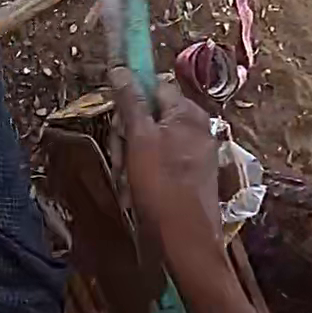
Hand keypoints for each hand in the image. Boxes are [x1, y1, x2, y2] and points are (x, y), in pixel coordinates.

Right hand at [109, 68, 225, 279]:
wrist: (186, 244)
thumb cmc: (162, 187)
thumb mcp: (140, 139)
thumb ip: (131, 102)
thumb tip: (121, 68)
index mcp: (188, 113)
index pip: (153, 86)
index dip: (131, 99)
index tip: (116, 120)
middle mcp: (196, 127)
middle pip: (149, 113)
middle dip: (127, 134)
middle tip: (120, 157)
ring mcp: (194, 152)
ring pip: (149, 139)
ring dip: (130, 156)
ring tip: (126, 180)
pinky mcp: (190, 174)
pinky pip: (159, 160)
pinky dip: (143, 171)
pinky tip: (135, 190)